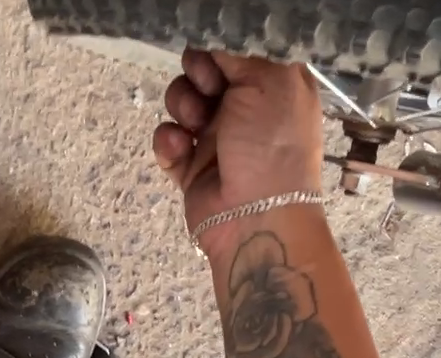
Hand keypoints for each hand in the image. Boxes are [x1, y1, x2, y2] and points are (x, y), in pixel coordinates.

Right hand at [151, 50, 325, 256]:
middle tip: (204, 93)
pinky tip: (179, 146)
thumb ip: (241, 61)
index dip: (217, 57)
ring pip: (183, 109)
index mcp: (270, 94)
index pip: (234, 62)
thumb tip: (217, 60)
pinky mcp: (192, 174)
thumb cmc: (272, 144)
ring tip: (193, 123)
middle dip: (195, 79)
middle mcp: (244, 118)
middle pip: (203, 81)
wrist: (258, 215)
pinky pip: (169, 147)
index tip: (212, 66)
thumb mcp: (271, 81)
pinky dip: (168, 143)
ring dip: (181, 106)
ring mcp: (216, 147)